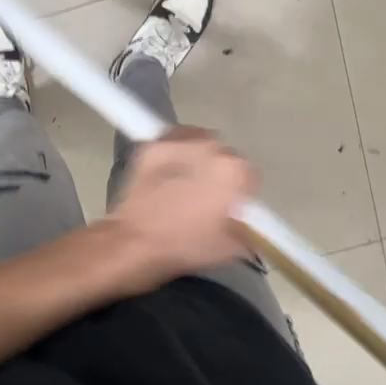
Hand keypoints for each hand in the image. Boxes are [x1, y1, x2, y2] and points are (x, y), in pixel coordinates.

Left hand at [108, 127, 257, 282]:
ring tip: (187, 179)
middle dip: (219, 173)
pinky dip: (177, 148)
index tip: (229, 206)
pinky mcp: (153, 144)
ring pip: (200, 142)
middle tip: (205, 195)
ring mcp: (179, 142)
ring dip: (199, 157)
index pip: (249, 174)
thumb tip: (242, 217)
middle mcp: (211, 148)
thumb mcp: (231, 246)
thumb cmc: (186, 246)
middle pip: (224, 155)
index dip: (240, 192)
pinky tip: (172, 167)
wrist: (135, 241)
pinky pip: (174, 137)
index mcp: (234, 171)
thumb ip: (246, 225)